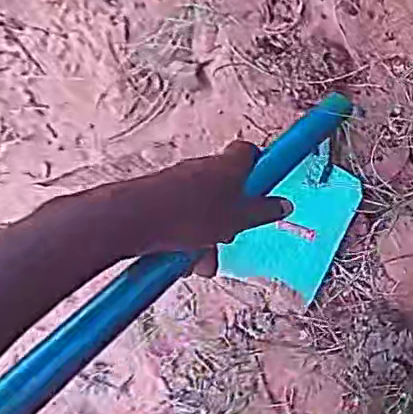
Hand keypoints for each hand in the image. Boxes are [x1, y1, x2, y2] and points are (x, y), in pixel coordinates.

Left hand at [58, 142, 292, 272]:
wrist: (129, 221)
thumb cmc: (185, 215)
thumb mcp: (238, 220)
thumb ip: (263, 212)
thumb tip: (283, 205)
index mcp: (228, 167)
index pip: (249, 154)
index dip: (260, 166)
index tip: (267, 182)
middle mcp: (202, 169)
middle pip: (227, 187)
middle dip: (233, 215)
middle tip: (235, 234)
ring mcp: (178, 183)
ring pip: (204, 208)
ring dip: (209, 233)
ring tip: (203, 259)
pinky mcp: (157, 199)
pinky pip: (181, 218)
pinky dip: (187, 237)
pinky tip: (183, 258)